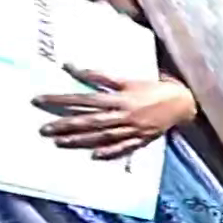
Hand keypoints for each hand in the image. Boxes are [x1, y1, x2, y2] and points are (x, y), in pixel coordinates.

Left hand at [34, 68, 196, 159]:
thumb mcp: (129, 79)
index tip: (39, 100)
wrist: (184, 103)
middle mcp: (125, 116)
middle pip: (90, 121)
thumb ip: (100, 76)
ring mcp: (133, 130)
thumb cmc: (156, 88)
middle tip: (44, 129)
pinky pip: (124, 147)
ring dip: (80, 140)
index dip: (61, 100)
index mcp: (120, 99)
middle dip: (65, 125)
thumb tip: (71, 67)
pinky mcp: (142, 139)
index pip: (84, 99)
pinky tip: (95, 155)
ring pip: (103, 136)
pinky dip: (110, 152)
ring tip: (60, 143)